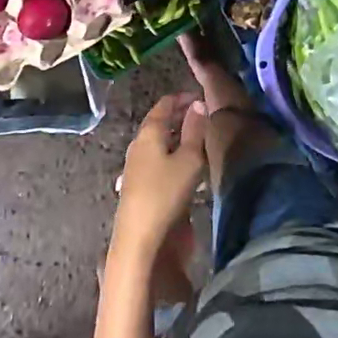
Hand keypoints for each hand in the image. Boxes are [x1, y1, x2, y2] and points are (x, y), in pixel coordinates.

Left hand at [112, 93, 208, 251]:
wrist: (139, 239)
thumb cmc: (166, 193)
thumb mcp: (189, 160)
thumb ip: (195, 130)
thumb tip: (198, 103)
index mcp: (149, 132)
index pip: (165, 104)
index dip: (183, 97)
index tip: (201, 97)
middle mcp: (138, 144)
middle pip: (159, 121)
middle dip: (180, 116)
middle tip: (203, 117)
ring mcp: (134, 164)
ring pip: (158, 141)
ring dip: (177, 136)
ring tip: (198, 140)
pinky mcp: (137, 183)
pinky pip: (156, 158)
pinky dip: (171, 153)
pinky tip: (183, 166)